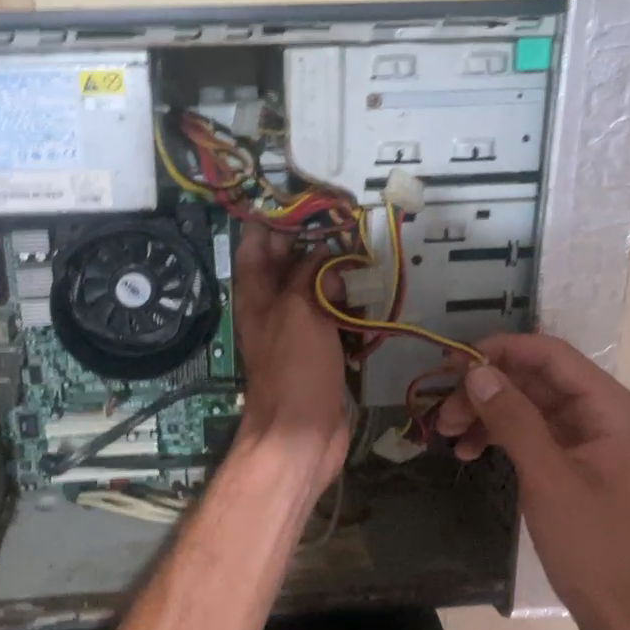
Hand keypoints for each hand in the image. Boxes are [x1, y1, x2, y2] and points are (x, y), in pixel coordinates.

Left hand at [230, 227, 349, 483]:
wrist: (302, 434)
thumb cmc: (294, 369)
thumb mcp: (299, 311)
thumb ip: (312, 276)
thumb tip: (329, 256)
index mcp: (257, 293)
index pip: (256, 242)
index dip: (272, 217)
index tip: (301, 195)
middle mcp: (273, 307)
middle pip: (291, 263)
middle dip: (316, 242)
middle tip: (349, 219)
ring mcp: (298, 330)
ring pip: (318, 291)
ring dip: (339, 274)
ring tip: (367, 252)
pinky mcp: (321, 352)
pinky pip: (336, 320)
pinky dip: (352, 307)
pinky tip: (373, 297)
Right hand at [433, 334, 629, 621]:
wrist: (615, 606)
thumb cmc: (591, 542)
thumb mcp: (548, 477)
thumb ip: (514, 420)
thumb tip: (475, 371)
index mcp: (610, 407)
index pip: (551, 355)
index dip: (502, 349)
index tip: (454, 362)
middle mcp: (598, 411)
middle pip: (532, 377)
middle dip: (485, 388)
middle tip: (443, 410)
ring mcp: (581, 434)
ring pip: (522, 402)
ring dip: (483, 412)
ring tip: (446, 432)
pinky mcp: (565, 456)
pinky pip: (523, 429)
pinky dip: (494, 434)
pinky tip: (466, 451)